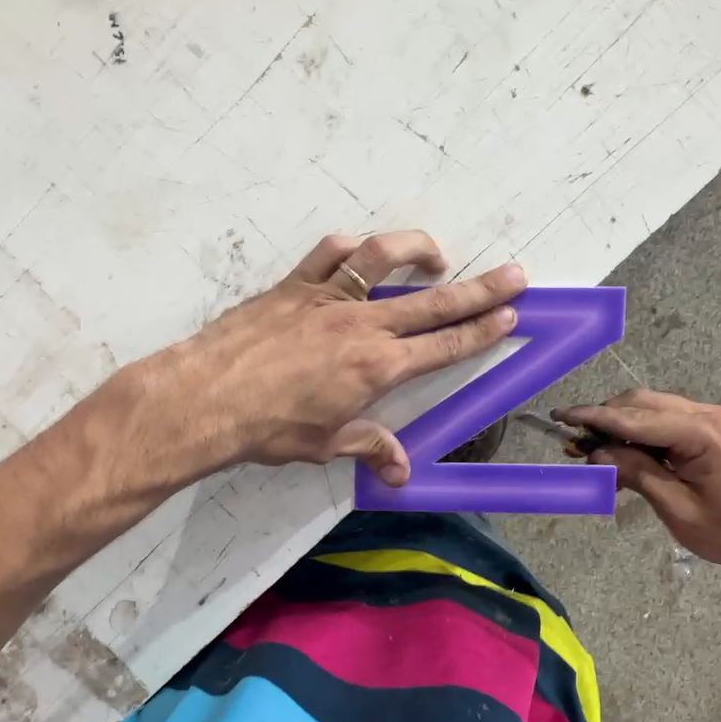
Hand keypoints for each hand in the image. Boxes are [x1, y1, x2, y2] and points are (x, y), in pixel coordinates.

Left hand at [133, 231, 525, 484]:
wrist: (204, 399)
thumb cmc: (268, 428)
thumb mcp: (325, 445)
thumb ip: (370, 447)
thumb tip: (402, 473)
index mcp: (377, 368)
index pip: (444, 346)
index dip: (481, 331)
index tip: (511, 314)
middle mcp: (361, 325)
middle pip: (434, 302)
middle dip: (481, 289)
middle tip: (516, 274)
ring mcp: (327, 298)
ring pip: (383, 260)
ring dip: (417, 250)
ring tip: (437, 256)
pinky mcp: (294, 285)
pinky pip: (330, 254)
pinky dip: (352, 248)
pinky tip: (362, 252)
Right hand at [555, 389, 720, 569]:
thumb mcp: (679, 509)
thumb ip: (638, 474)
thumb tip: (599, 453)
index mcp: (703, 432)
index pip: (636, 417)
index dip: (595, 417)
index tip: (560, 417)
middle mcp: (708, 415)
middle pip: (642, 403)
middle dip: (605, 418)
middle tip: (574, 443)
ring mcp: (713, 420)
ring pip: (653, 410)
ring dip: (621, 426)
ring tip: (594, 452)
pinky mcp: (713, 432)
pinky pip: (667, 423)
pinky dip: (640, 434)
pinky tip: (624, 456)